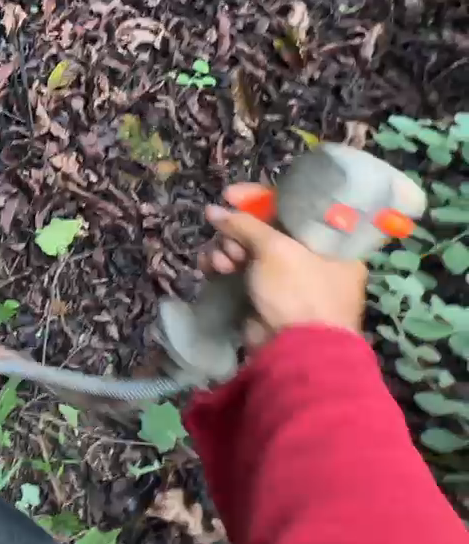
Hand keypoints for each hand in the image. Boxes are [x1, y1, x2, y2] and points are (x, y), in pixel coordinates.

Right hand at [204, 187, 368, 348]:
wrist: (297, 348)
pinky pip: (236, 266)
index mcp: (330, 246)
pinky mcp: (263, 290)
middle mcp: (310, 258)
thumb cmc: (299, 292)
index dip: (259, 198)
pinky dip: (221, 265)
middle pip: (262, 227)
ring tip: (222, 263)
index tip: (229, 195)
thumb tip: (213, 210)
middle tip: (229, 240)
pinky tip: (213, 270)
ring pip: (244, 246)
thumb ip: (244, 224)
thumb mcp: (275, 250)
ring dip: (225, 249)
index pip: (293, 208)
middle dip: (237, 230)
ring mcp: (286, 276)